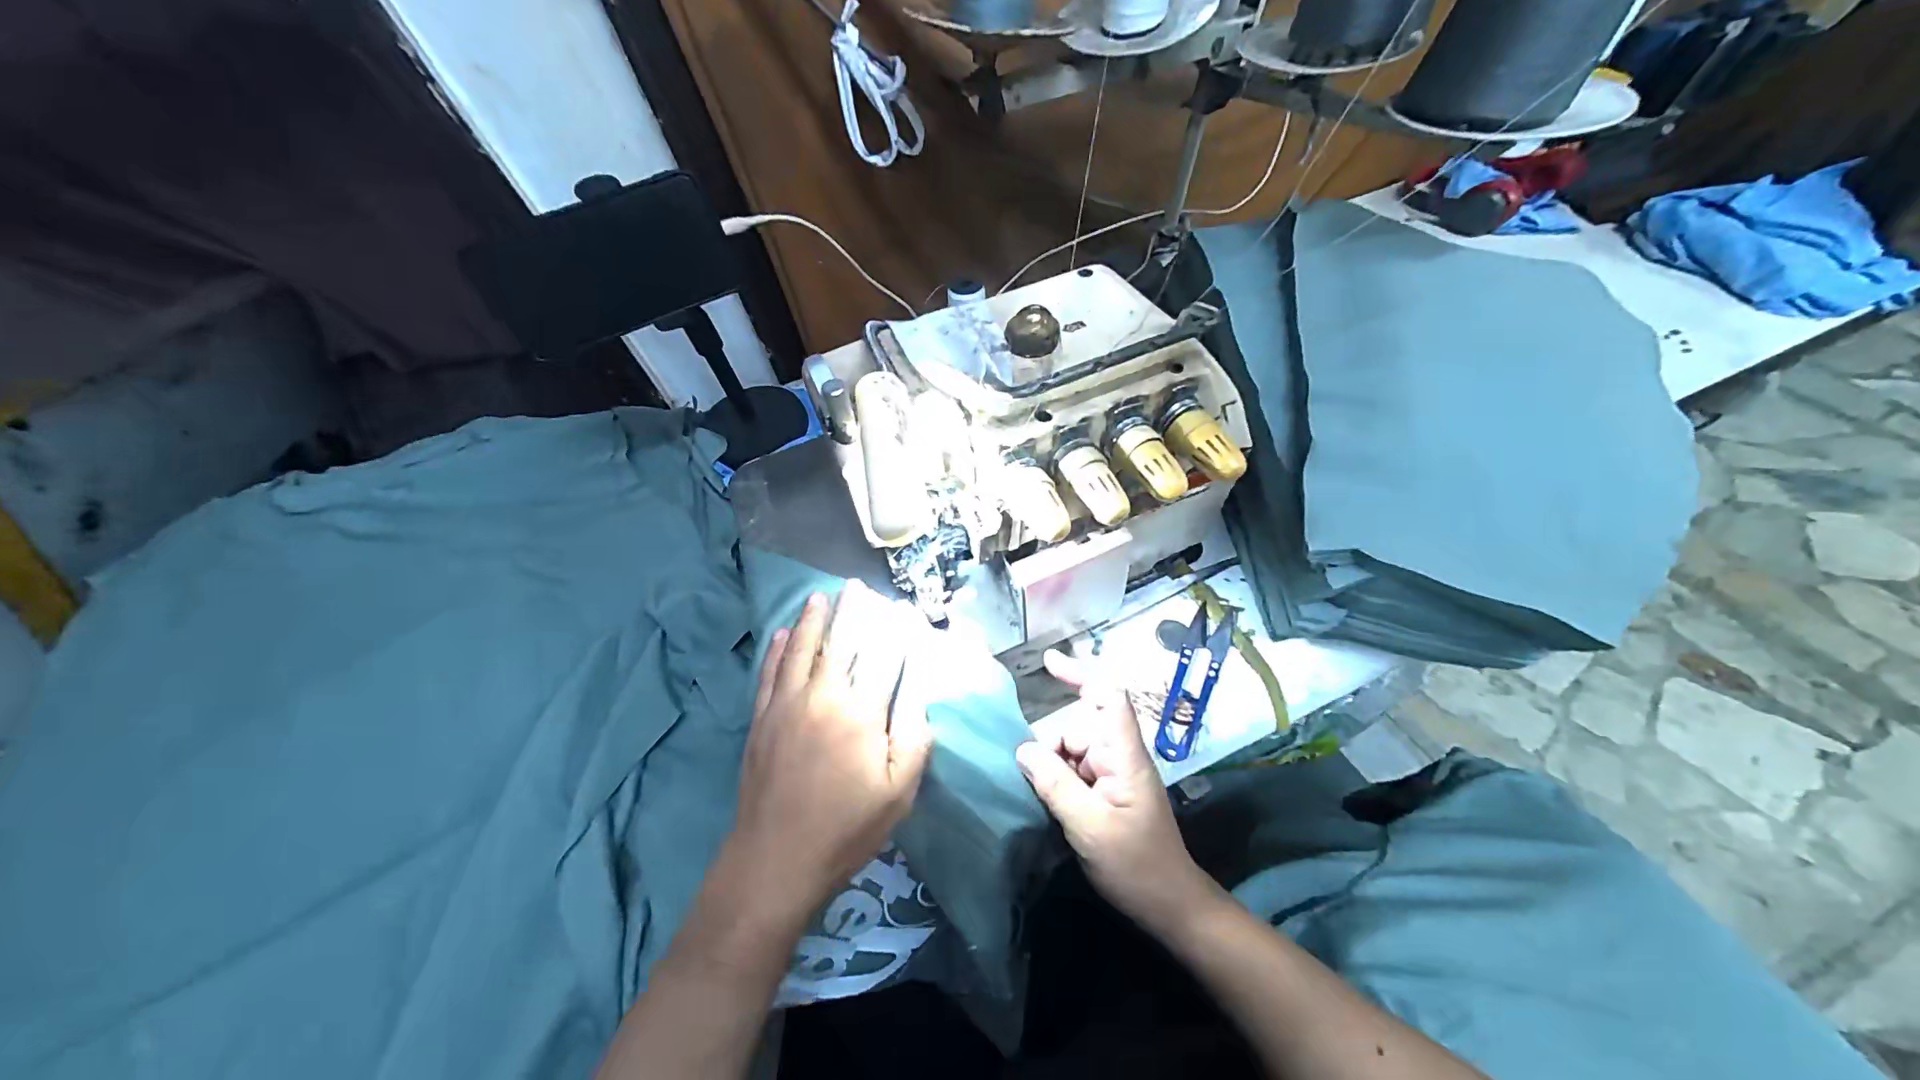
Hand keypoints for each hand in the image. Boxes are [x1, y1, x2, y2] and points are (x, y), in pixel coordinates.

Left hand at [731, 581, 933, 909]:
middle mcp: (823, 697)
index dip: (895, 633)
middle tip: (857, 585)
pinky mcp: (761, 720)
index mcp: (861, 714)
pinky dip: (778, 650)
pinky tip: (783, 634)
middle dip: (851, 612)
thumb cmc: (845, 831)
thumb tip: (922, 700)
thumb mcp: (898, 794)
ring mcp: (786, 706)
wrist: (773, 860)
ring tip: (820, 597)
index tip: (903, 609)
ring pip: (801, 651)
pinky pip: (770, 674)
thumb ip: (914, 742)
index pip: (884, 661)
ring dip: (812, 621)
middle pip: (840, 645)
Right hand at [1015, 650, 1214, 931]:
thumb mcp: (1089, 826)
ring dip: (1050, 767)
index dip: (1081, 674)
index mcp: (1124, 755)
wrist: (1168, 905)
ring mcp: (1111, 776)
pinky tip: (1046, 804)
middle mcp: (1118, 757)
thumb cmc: (1135, 865)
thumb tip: (1023, 749)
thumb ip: (1054, 783)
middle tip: (1035, 782)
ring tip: (1044, 801)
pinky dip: (1055, 781)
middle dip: (1050, 746)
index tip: (1048, 664)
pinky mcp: (1104, 794)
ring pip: (1069, 751)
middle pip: (1077, 727)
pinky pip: (1072, 772)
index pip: (1108, 697)